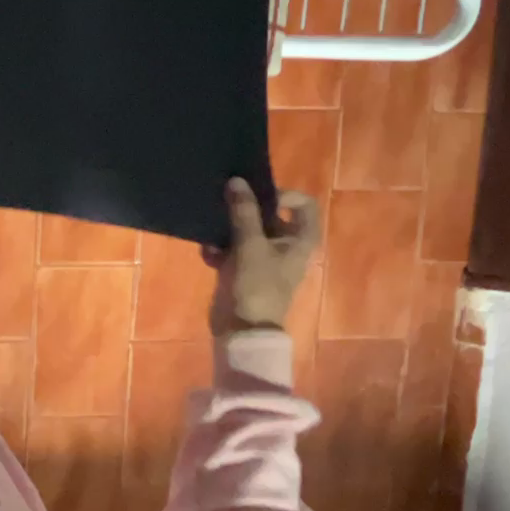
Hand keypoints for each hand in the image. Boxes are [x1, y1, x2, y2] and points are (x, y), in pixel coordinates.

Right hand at [207, 179, 318, 335]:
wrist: (243, 329)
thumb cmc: (256, 285)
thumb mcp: (250, 245)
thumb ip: (243, 212)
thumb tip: (236, 181)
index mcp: (301, 239)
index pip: (302, 203)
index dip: (280, 195)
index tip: (256, 200)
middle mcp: (287, 246)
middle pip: (269, 216)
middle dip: (244, 212)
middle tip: (225, 209)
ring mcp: (265, 259)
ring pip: (246, 231)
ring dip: (227, 230)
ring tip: (211, 234)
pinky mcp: (244, 271)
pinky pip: (232, 250)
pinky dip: (220, 249)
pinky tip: (207, 254)